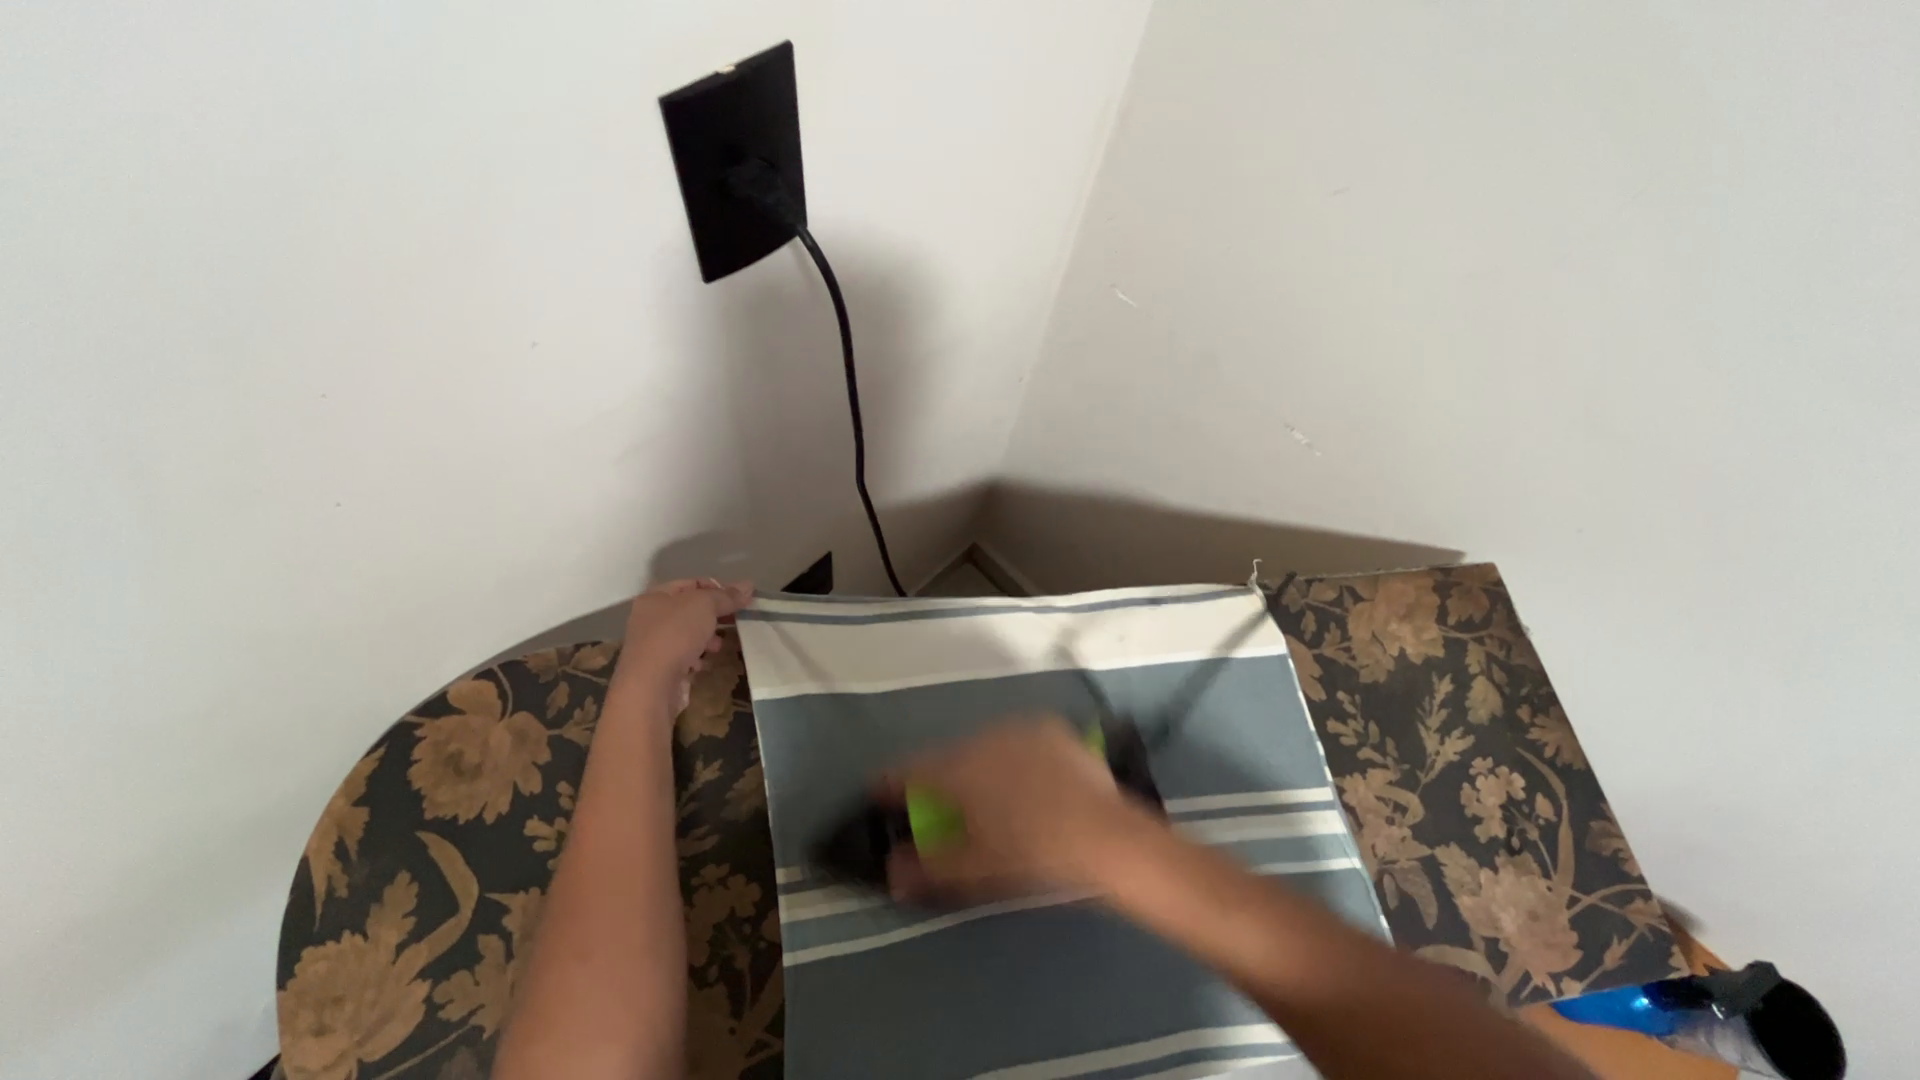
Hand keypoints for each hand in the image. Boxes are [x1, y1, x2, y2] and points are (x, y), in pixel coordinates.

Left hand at [613, 579, 752, 717]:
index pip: (691, 583)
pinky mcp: (659, 668)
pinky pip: (683, 656)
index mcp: (656, 597)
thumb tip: (748, 585)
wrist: (651, 684)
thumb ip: (726, 595)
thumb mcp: (705, 606)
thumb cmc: (675, 635)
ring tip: (718, 645)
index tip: (738, 599)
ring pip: (688, 634)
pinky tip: (703, 663)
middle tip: (736, 620)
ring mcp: (653, 644)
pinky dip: (696, 657)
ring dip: (707, 637)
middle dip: (714, 615)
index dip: (716, 587)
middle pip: (690, 609)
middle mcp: (650, 618)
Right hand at [884, 717, 1157, 902]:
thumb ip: (927, 867)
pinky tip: (1027, 784)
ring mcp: (1020, 728)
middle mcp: (981, 738)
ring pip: (983, 747)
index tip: (879, 796)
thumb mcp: (975, 869)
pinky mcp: (1052, 729)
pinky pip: (1018, 743)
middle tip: (944, 809)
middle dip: (939, 781)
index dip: (888, 785)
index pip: (906, 771)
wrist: (1108, 837)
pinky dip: (1013, 759)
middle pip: (946, 758)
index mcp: (956, 768)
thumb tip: (892, 871)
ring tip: (989, 797)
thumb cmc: (1034, 855)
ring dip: (977, 767)